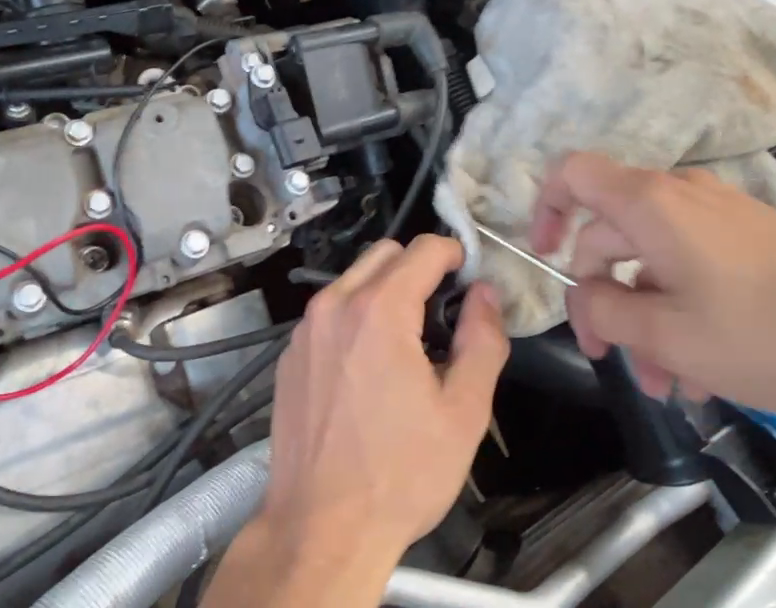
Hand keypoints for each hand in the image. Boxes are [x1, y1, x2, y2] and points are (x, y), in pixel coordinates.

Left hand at [255, 235, 508, 577]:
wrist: (322, 526)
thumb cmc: (400, 474)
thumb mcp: (464, 411)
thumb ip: (482, 340)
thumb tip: (485, 295)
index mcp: (378, 310)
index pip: (423, 249)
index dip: (455, 255)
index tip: (470, 277)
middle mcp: (333, 306)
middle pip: (384, 254)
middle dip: (419, 268)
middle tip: (443, 313)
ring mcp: (305, 330)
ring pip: (352, 280)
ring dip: (385, 292)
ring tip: (409, 345)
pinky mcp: (290, 355)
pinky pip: (329, 314)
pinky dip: (355, 319)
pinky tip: (370, 368)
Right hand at [531, 152, 775, 416]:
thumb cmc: (768, 335)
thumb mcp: (668, 337)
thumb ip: (603, 313)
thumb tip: (584, 297)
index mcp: (650, 204)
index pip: (571, 175)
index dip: (545, 210)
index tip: (547, 260)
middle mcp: (682, 195)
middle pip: (612, 233)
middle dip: (605, 298)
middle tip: (613, 359)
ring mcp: (724, 214)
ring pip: (657, 259)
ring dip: (648, 316)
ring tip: (671, 384)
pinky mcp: (756, 238)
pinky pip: (696, 264)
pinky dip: (685, 307)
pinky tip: (707, 369)